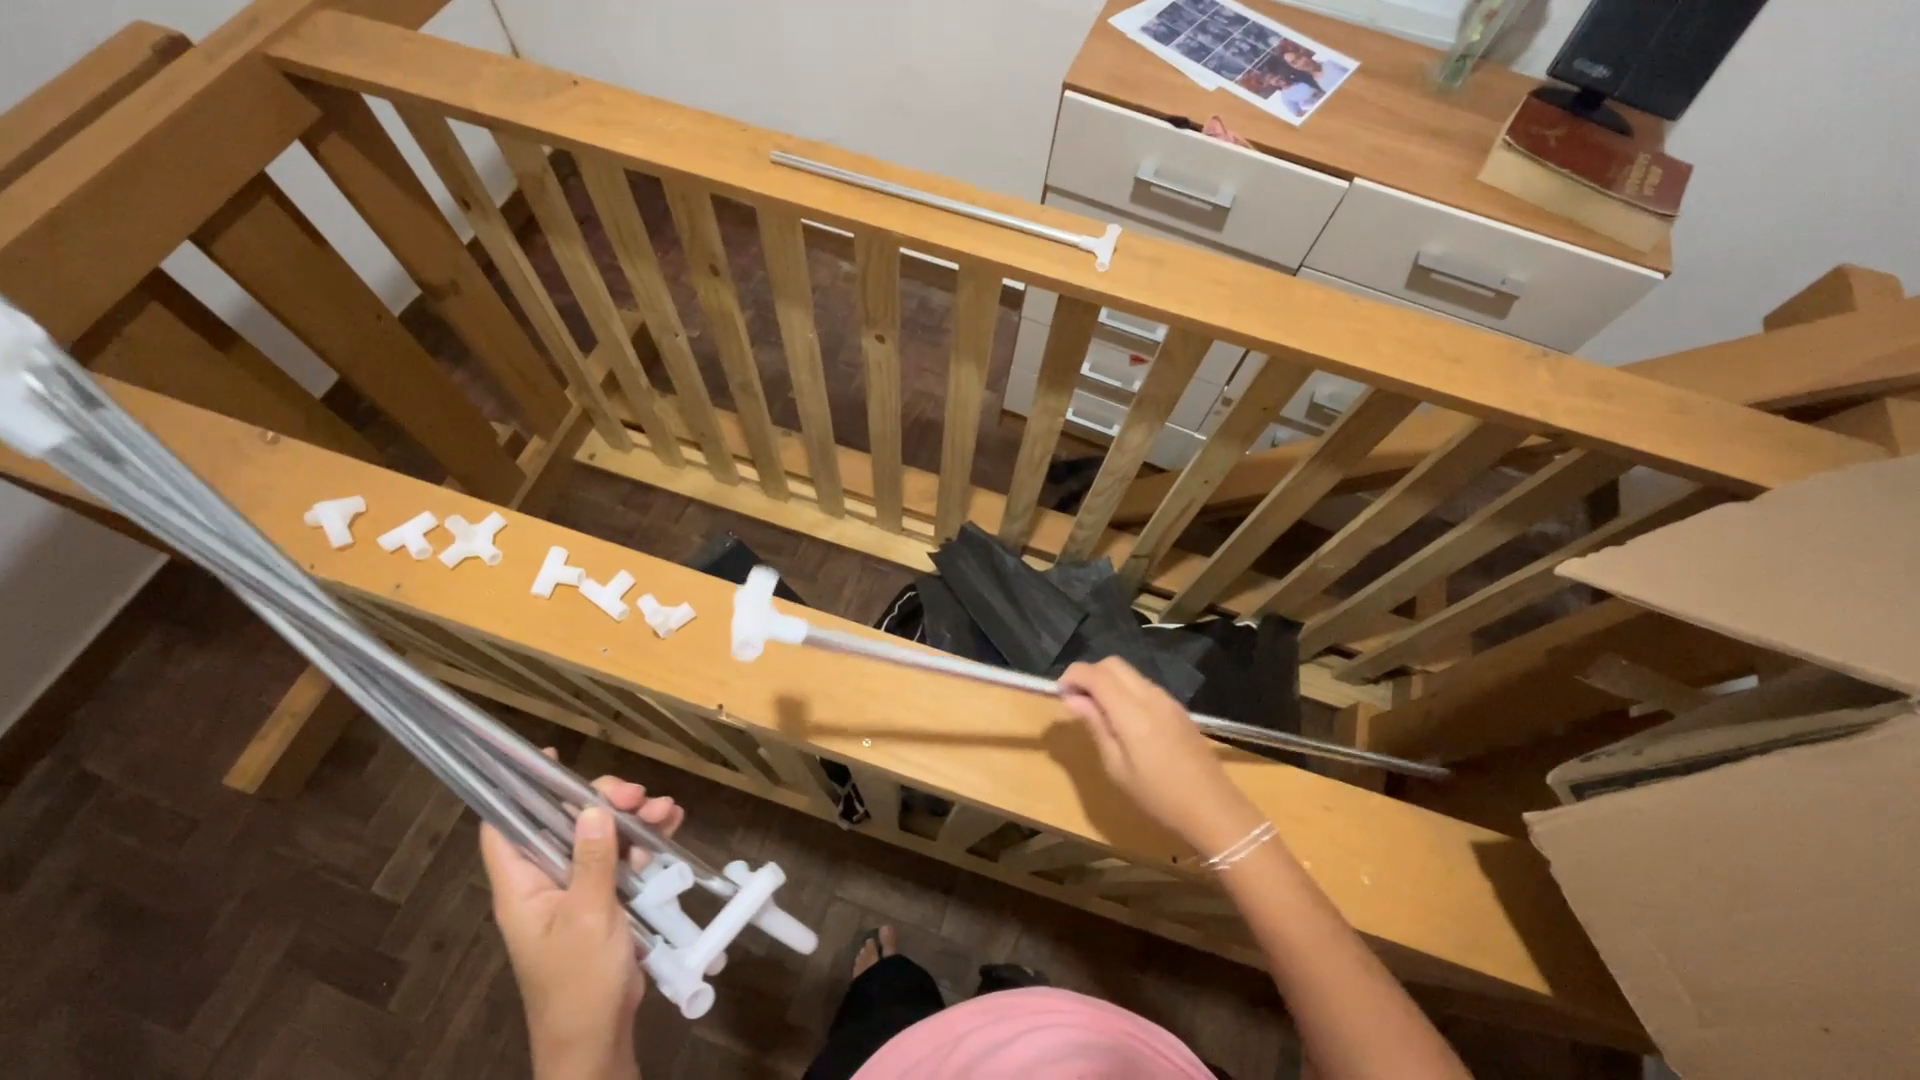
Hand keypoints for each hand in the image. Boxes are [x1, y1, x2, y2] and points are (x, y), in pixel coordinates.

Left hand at [479, 770, 684, 1079]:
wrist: (597, 1038)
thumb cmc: (579, 982)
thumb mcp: (588, 918)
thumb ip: (592, 862)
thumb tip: (591, 809)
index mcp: (522, 886)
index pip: (505, 827)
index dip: (519, 790)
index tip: (550, 760)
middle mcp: (545, 883)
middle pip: (564, 824)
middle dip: (600, 803)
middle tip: (636, 795)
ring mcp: (576, 893)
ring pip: (599, 838)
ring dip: (632, 820)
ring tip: (665, 810)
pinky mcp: (604, 904)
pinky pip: (622, 861)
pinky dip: (644, 844)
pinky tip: (670, 828)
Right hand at [1058, 658, 1264, 855]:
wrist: (1212, 808)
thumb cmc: (1158, 796)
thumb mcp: (1117, 767)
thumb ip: (1095, 726)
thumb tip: (1072, 699)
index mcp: (1133, 712)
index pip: (1096, 674)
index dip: (1073, 675)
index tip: (1059, 691)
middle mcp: (1151, 696)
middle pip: (1113, 664)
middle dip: (1089, 674)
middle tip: (1075, 700)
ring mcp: (1168, 700)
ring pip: (1130, 673)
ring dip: (1108, 682)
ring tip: (1096, 712)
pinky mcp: (1177, 708)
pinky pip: (1144, 686)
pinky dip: (1125, 690)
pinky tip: (1122, 719)